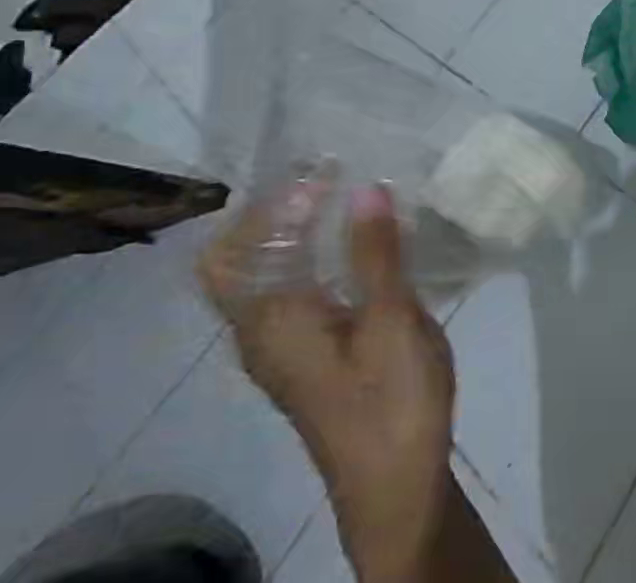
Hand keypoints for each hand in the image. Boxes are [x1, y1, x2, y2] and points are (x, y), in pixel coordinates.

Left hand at [201, 181, 454, 582]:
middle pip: (238, 264)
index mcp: (273, 320)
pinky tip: (363, 256)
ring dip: (292, 237)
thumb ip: (377, 256)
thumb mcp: (392, 319)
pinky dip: (314, 262)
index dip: (278, 202)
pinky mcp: (312, 356)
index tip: (327, 166)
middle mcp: (262, 331)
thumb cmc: (393, 393)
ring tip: (344, 204)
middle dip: (270, 216)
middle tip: (322, 181)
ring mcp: (286, 347)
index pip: (246, 248)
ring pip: (266, 280)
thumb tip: (366, 189)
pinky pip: (295, 294)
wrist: (394, 472)